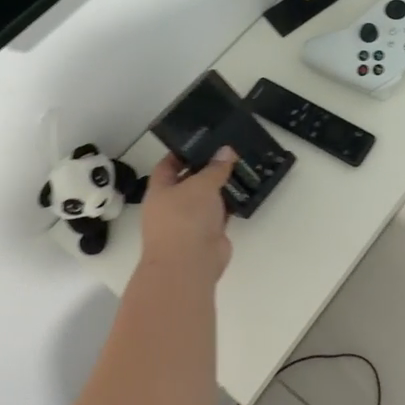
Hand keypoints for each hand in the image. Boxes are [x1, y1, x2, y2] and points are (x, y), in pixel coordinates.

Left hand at [140, 148, 233, 277]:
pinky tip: (244, 190)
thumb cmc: (185, 218)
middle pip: (189, 181)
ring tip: (241, 165)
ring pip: (207, 198)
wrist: (190, 264)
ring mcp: (190, 222)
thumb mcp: (201, 184)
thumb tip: (226, 150)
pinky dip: (230, 204)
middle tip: (229, 150)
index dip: (181, 152)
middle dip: (207, 168)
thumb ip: (215, 167)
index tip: (201, 140)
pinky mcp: (208, 234)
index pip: (167, 166)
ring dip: (221, 186)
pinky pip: (220, 213)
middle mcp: (172, 206)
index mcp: (160, 191)